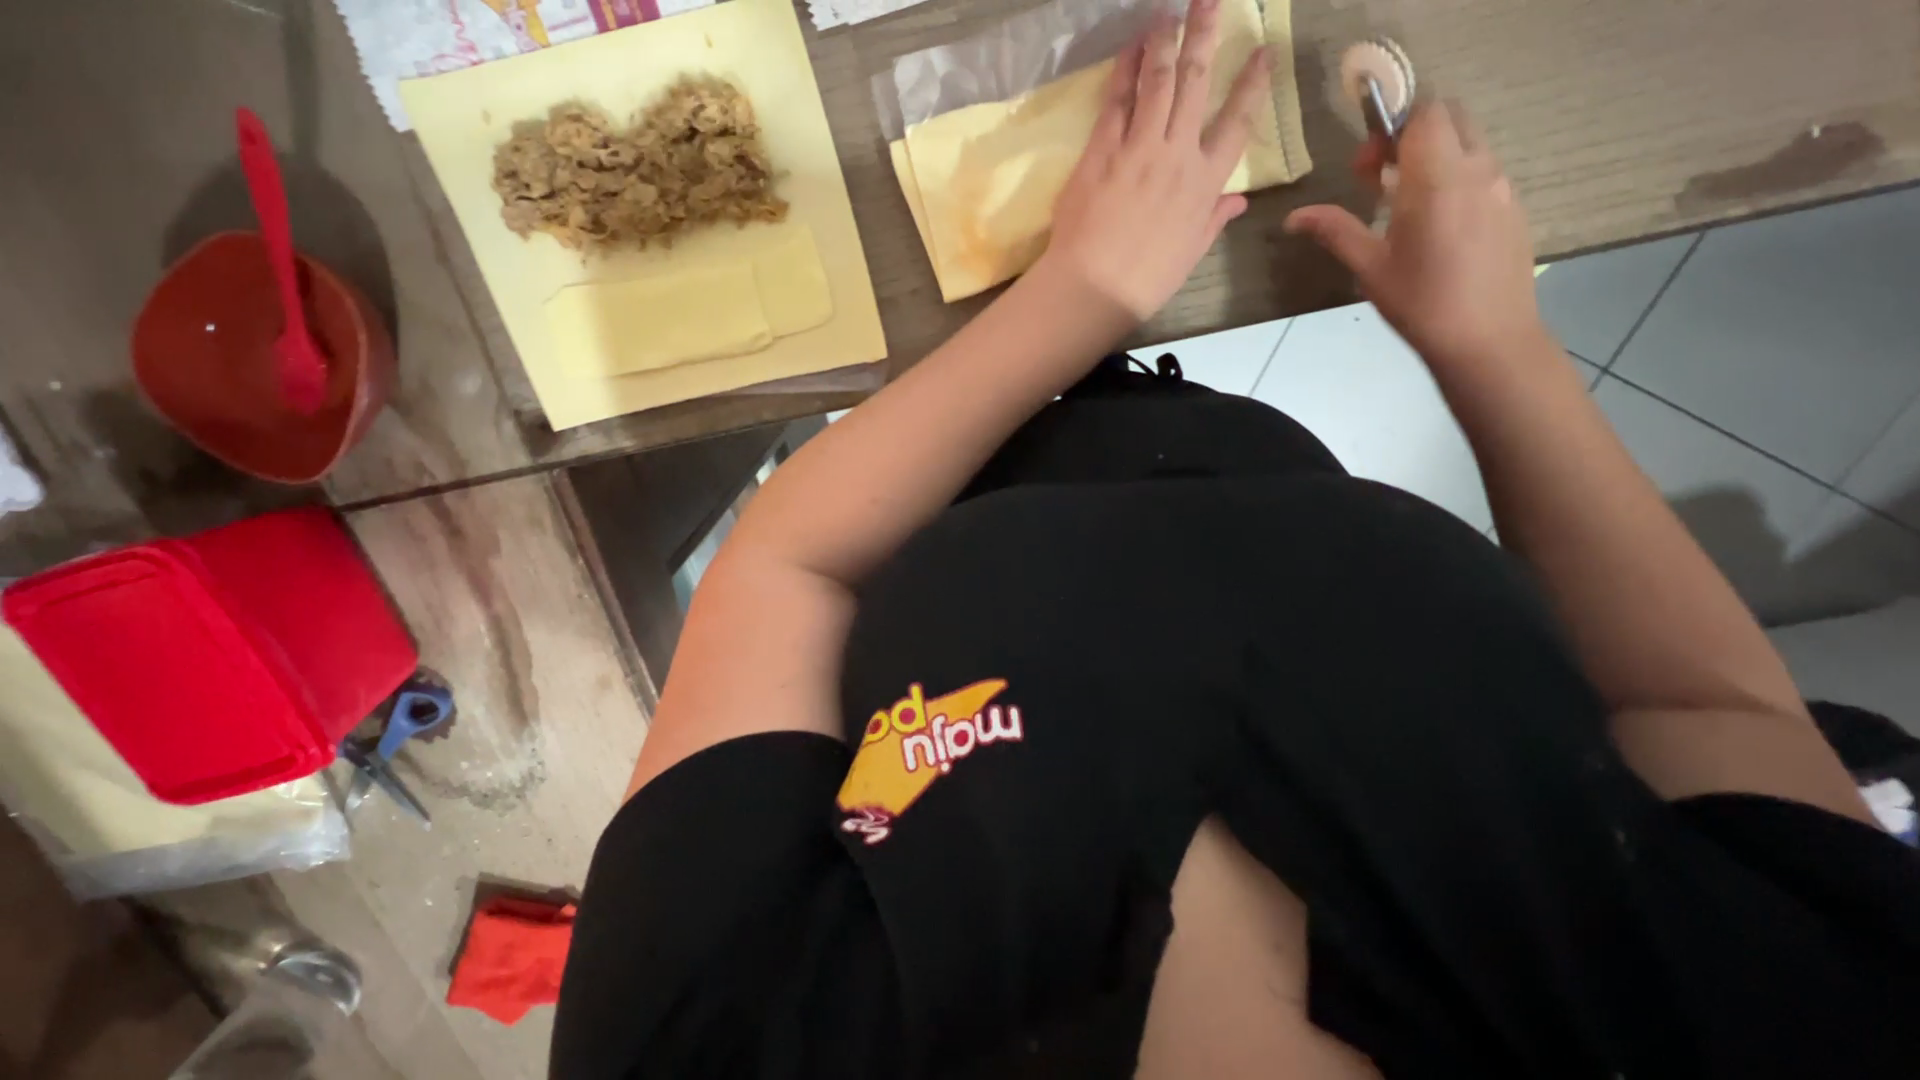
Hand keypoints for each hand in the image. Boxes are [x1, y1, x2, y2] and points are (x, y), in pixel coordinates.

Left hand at [1035, 0, 1271, 320]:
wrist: (1097, 286)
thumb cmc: (1147, 278)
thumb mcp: (1192, 251)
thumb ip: (1214, 219)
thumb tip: (1238, 201)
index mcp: (1206, 183)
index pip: (1237, 123)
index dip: (1251, 84)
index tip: (1262, 52)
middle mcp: (1178, 154)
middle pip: (1196, 84)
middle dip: (1206, 35)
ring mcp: (1139, 148)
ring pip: (1157, 82)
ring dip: (1165, 40)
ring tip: (1170, 10)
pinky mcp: (1103, 150)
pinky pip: (1118, 100)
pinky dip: (1126, 70)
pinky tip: (1132, 46)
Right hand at [1284, 102, 1549, 370]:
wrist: (1489, 340)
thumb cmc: (1422, 304)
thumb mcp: (1370, 268)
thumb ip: (1335, 230)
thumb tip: (1293, 217)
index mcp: (1437, 179)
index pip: (1425, 111)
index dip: (1393, 122)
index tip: (1369, 161)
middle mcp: (1477, 170)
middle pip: (1451, 116)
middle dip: (1414, 131)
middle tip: (1383, 176)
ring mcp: (1502, 186)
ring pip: (1469, 142)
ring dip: (1435, 155)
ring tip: (1406, 203)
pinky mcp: (1513, 207)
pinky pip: (1483, 171)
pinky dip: (1456, 178)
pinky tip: (1437, 225)